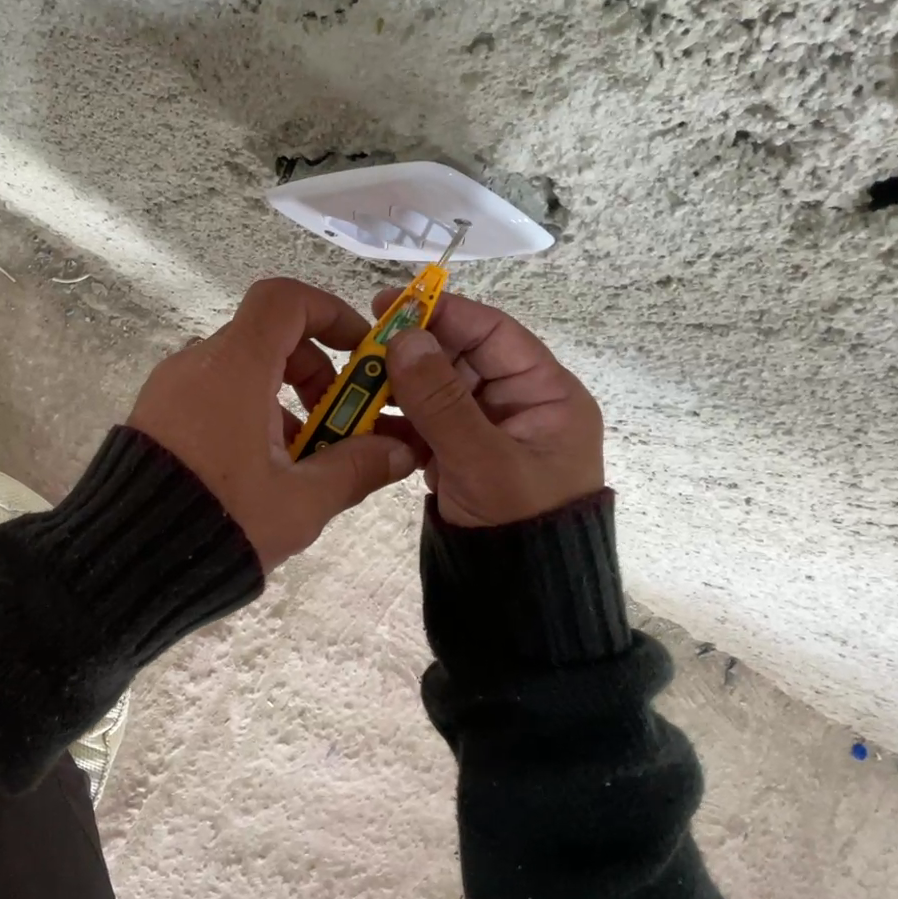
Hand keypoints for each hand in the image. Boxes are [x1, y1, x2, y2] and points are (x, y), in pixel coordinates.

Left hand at [128, 279, 420, 570]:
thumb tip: (400, 451)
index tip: (358, 350)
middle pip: (266, 337)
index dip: (328, 312)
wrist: (127, 557)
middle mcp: (196, 363)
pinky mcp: (153, 413)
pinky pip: (209, 392)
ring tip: (300, 458)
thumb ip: (356, 468)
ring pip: (239, 368)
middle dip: (313, 371)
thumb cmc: (221, 520)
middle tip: (337, 421)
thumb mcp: (300, 502)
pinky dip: (244, 410)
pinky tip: (257, 467)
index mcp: (234, 368)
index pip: (283, 300)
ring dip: (280, 397)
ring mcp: (168, 387)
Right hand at [373, 288, 603, 526]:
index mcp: (545, 394)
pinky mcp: (457, 455)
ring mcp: (483, 431)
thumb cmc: (517, 522)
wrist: (519, 596)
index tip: (389, 302)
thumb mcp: (483, 460)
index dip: (443, 313)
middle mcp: (516, 404)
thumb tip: (403, 336)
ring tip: (351, 382)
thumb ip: (440, 399)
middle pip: (458, 359)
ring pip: (433, 391)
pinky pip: (422, 424)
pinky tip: (359, 419)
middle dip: (410, 351)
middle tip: (359, 346)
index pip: (492, 334)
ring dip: (395, 387)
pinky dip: (393, 421)